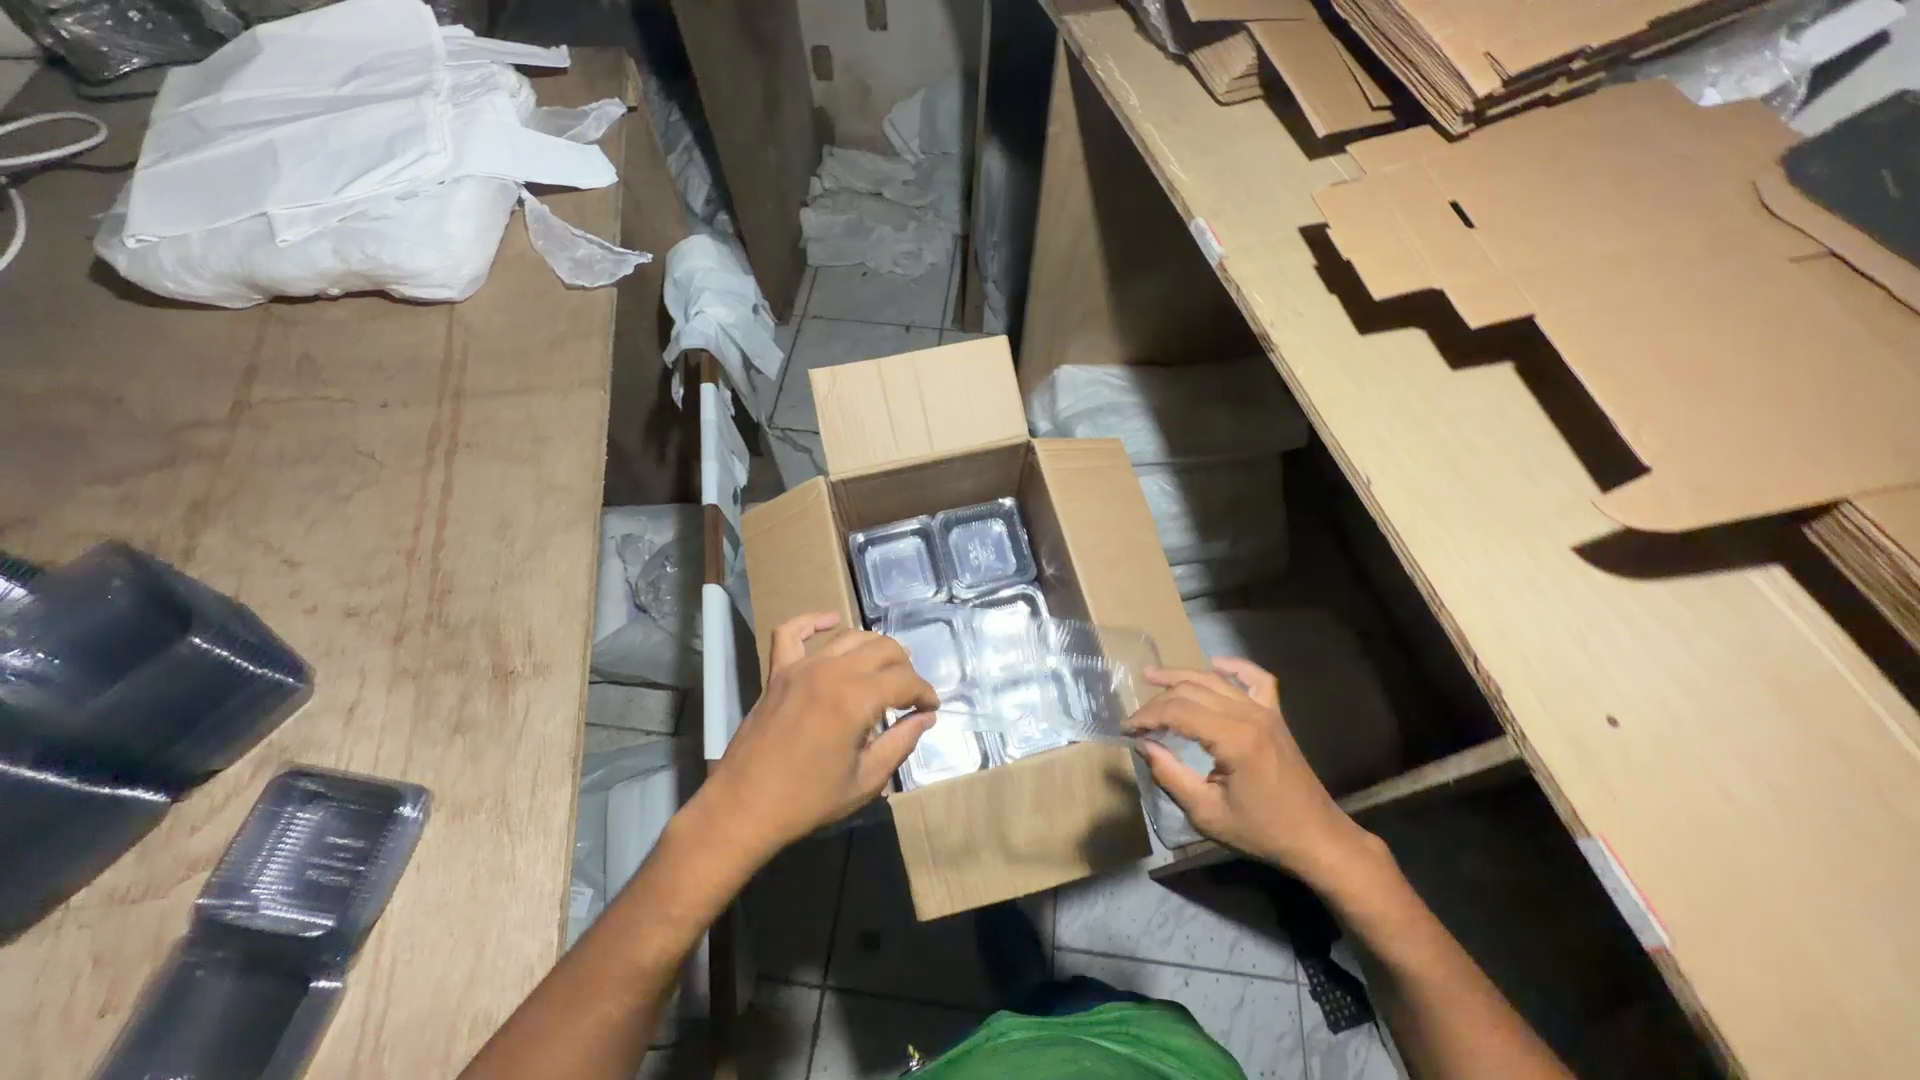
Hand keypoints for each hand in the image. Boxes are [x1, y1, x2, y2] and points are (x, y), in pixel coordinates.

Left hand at [697, 612, 938, 863]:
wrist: (745, 806)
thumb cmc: (809, 800)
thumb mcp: (866, 780)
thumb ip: (900, 743)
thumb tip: (925, 719)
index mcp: (856, 700)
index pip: (905, 680)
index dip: (924, 693)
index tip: (930, 708)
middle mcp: (831, 672)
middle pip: (883, 649)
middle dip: (905, 668)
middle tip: (909, 694)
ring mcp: (801, 667)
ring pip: (849, 637)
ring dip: (874, 647)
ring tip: (886, 666)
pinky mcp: (777, 673)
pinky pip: (791, 632)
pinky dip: (813, 621)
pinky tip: (831, 621)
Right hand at [1126, 657, 1379, 887]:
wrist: (1315, 837)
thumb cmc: (1260, 831)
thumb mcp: (1206, 812)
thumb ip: (1170, 775)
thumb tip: (1145, 746)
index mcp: (1234, 740)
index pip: (1177, 712)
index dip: (1146, 717)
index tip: (1126, 730)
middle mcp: (1250, 715)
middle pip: (1192, 691)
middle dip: (1158, 700)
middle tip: (1136, 718)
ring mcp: (1266, 712)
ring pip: (1216, 680)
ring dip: (1183, 676)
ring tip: (1152, 676)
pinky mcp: (1276, 716)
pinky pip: (1256, 679)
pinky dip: (1234, 667)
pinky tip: (1215, 665)